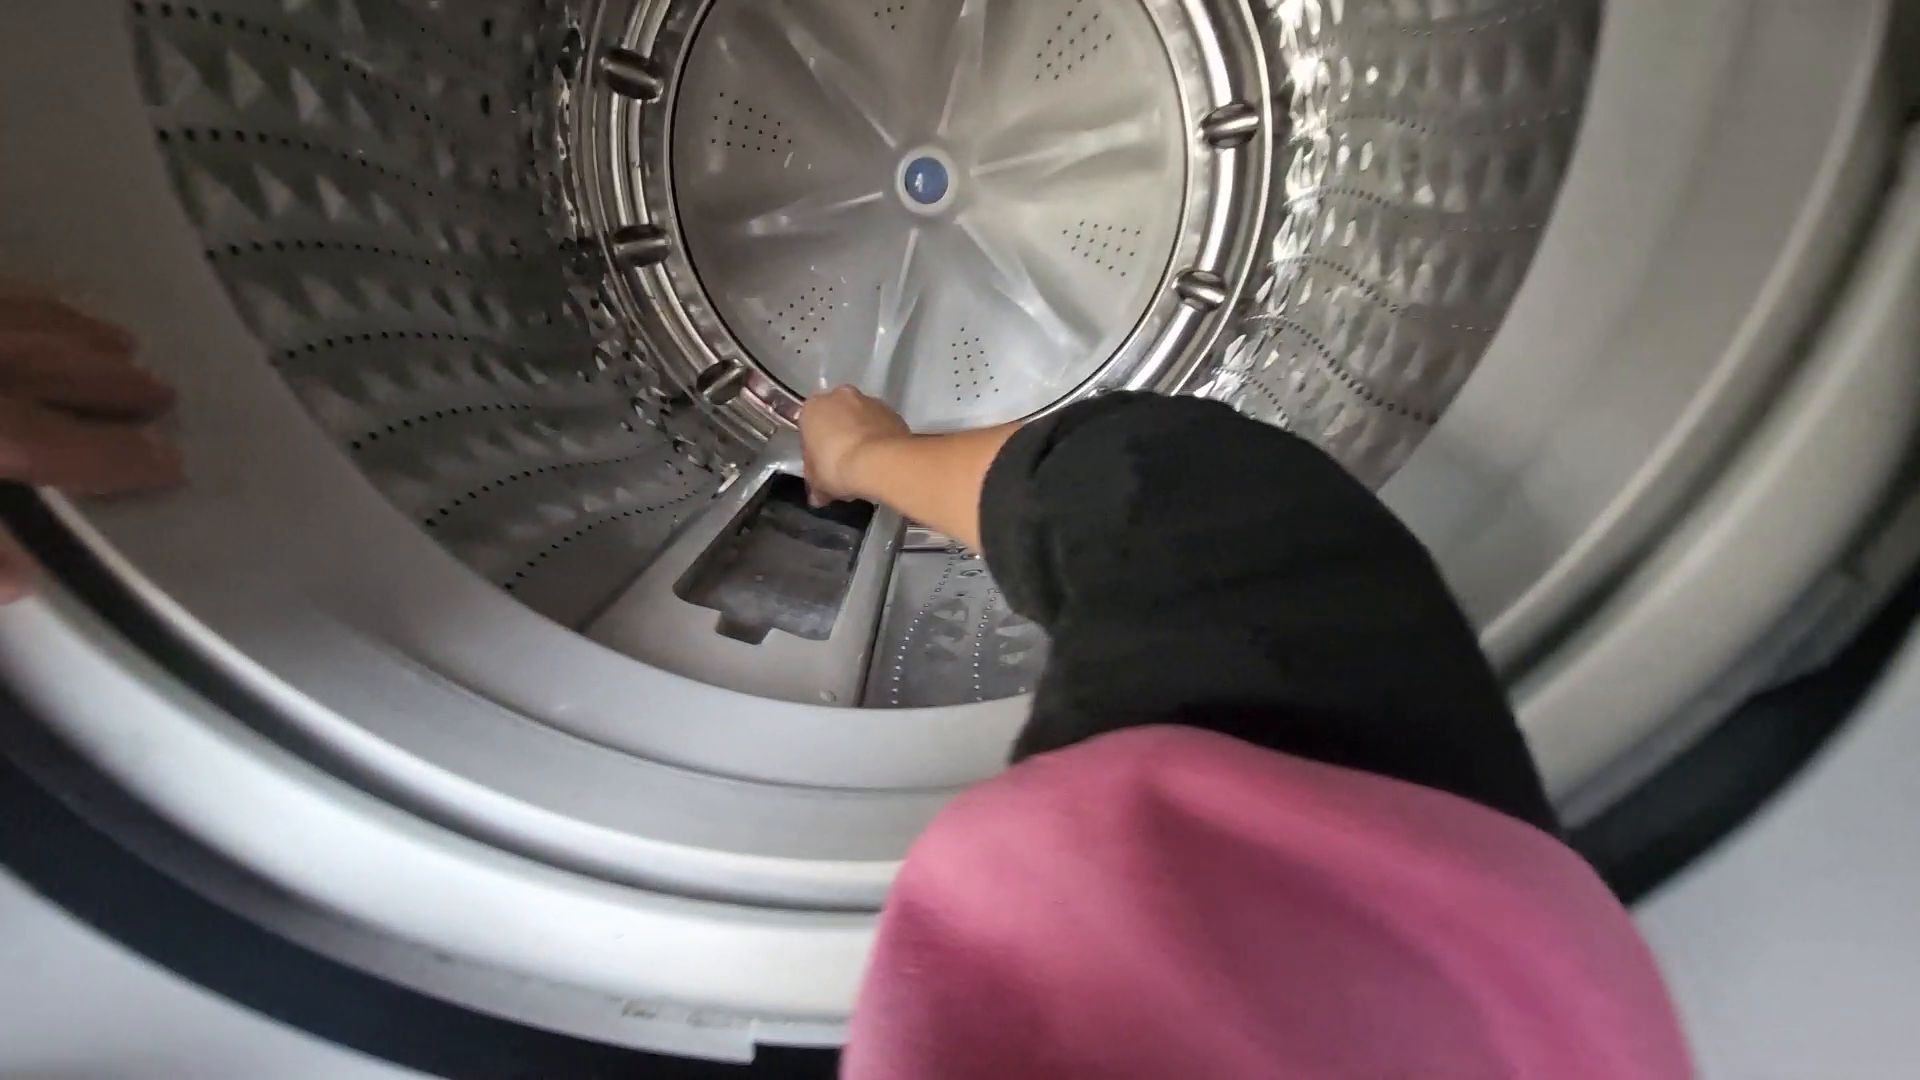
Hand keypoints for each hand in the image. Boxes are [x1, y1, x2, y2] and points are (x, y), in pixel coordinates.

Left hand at [0, 295, 181, 601]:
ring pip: (14, 318)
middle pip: (46, 368)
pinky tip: (37, 300)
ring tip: (114, 339)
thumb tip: (25, 583)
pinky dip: (16, 294)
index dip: (119, 460)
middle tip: (160, 393)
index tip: (174, 465)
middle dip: (109, 382)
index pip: (60, 446)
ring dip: (68, 331)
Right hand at [798, 386, 910, 506]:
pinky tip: (882, 462)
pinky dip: (880, 440)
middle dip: (838, 439)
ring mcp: (870, 401)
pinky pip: (881, 427)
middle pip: (836, 419)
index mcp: (813, 408)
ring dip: (861, 437)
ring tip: (866, 466)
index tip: (821, 471)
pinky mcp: (894, 412)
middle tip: (843, 467)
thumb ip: (816, 486)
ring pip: (860, 420)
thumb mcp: (818, 484)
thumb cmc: (837, 467)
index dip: (815, 453)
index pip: (808, 430)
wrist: (880, 461)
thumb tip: (818, 497)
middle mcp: (840, 396)